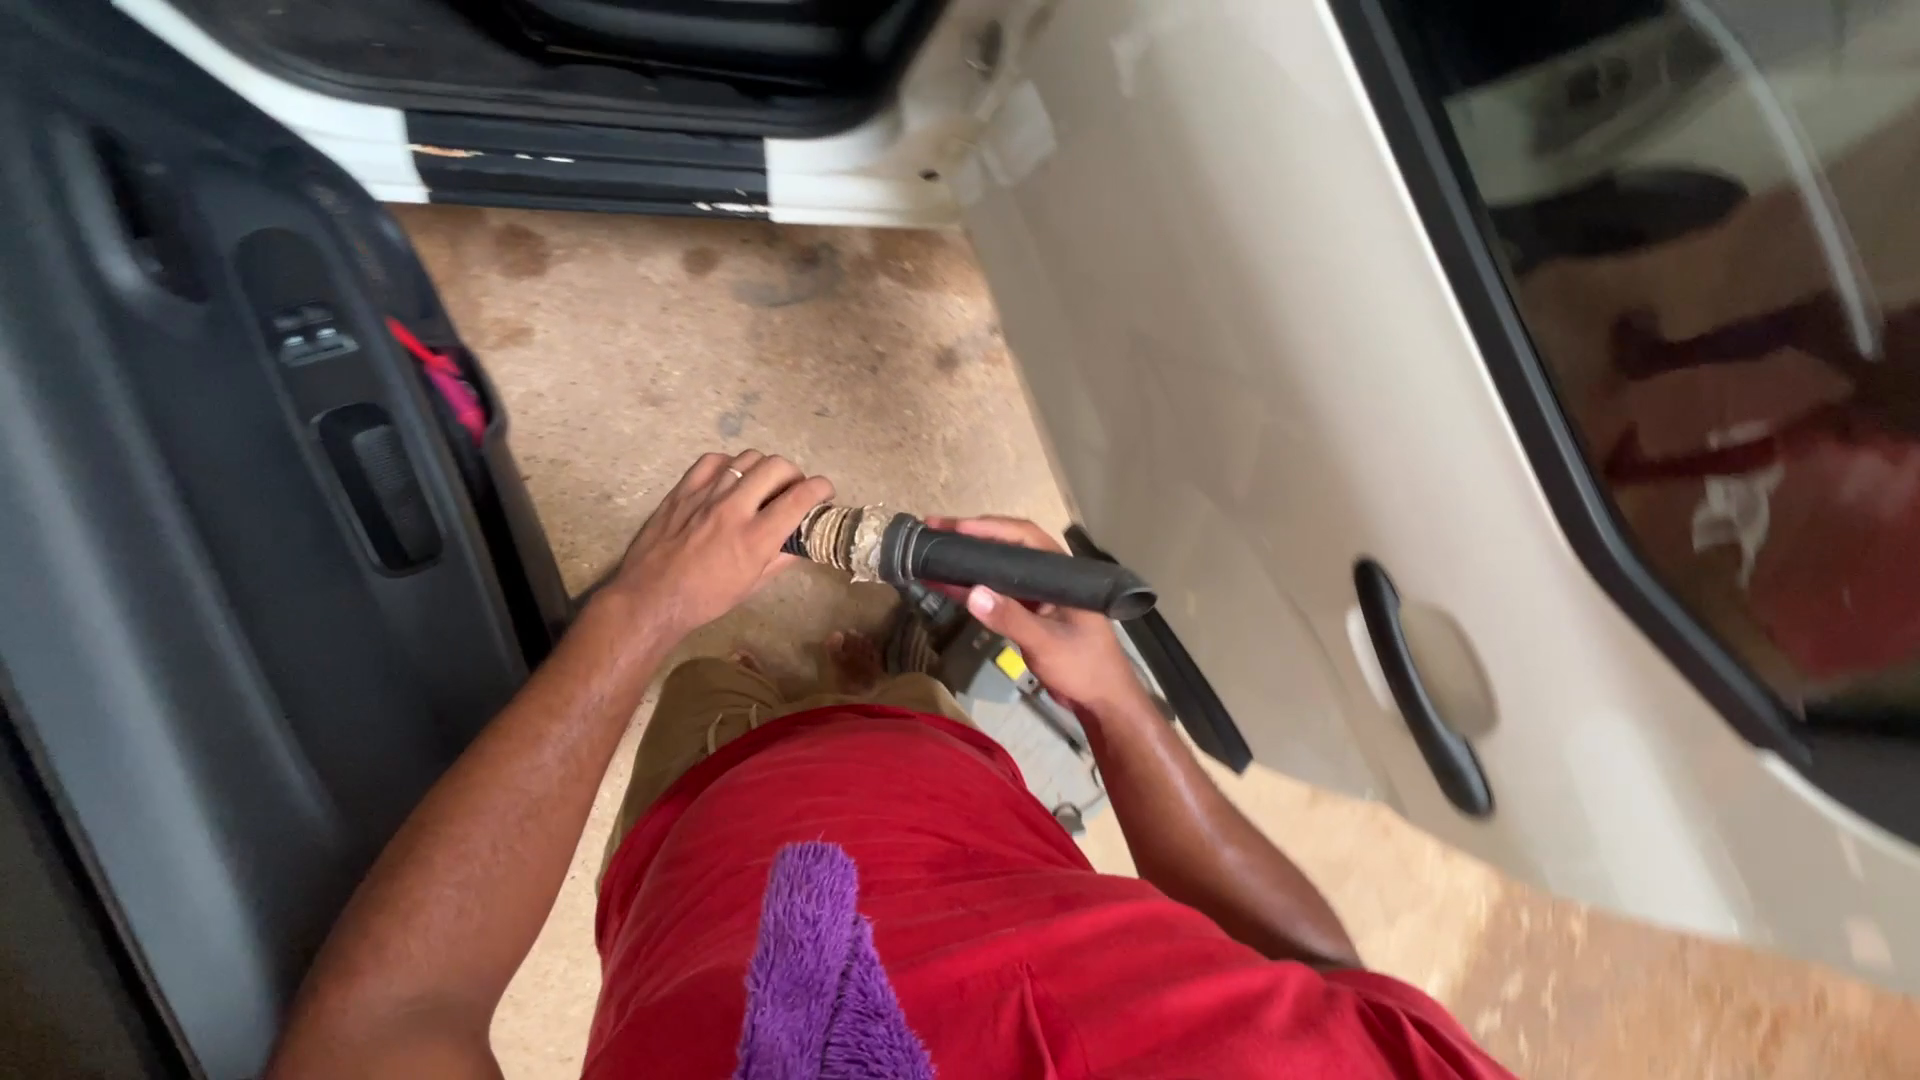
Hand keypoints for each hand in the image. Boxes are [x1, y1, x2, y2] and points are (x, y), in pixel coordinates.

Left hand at [605, 451, 832, 641]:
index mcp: (755, 538)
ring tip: (763, 484)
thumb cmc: (706, 599)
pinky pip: (714, 460)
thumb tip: (802, 542)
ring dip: (765, 468)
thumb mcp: (753, 585)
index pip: (800, 497)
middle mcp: (734, 509)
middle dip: (796, 474)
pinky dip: (731, 465)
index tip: (826, 492)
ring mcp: (706, 495)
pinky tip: (731, 479)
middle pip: (777, 467)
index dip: (822, 488)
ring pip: (748, 458)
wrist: (651, 597)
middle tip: (794, 489)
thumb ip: (782, 558)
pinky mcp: (683, 490)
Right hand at [922, 516, 1145, 714]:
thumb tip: (972, 593)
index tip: (955, 528)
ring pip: (997, 570)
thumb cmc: (1084, 667)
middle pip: (1005, 547)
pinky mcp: (1027, 614)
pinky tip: (943, 585)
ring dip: (965, 563)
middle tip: (933, 531)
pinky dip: (970, 589)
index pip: (1023, 537)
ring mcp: (1037, 596)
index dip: (989, 528)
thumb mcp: (1047, 643)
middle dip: (970, 539)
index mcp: (1062, 573)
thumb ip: (1011, 618)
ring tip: (929, 554)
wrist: (1100, 702)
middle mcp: (1048, 577)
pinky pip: (995, 594)